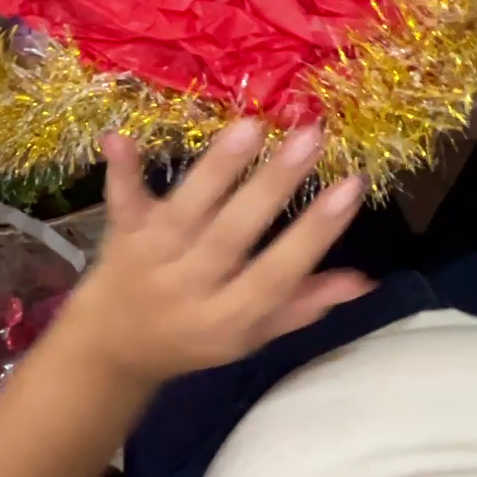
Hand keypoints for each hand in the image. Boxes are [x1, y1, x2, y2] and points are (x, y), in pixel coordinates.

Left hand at [52, 121, 372, 388]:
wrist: (112, 351)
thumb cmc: (196, 337)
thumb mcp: (253, 334)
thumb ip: (303, 304)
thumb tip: (364, 280)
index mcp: (228, 318)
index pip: (277, 275)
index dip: (316, 233)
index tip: (352, 185)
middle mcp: (189, 287)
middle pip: (232, 235)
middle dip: (273, 185)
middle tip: (310, 136)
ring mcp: (150, 258)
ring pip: (185, 211)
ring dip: (217, 168)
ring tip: (252, 125)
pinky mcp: (121, 235)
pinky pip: (120, 203)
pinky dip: (122, 173)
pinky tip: (118, 139)